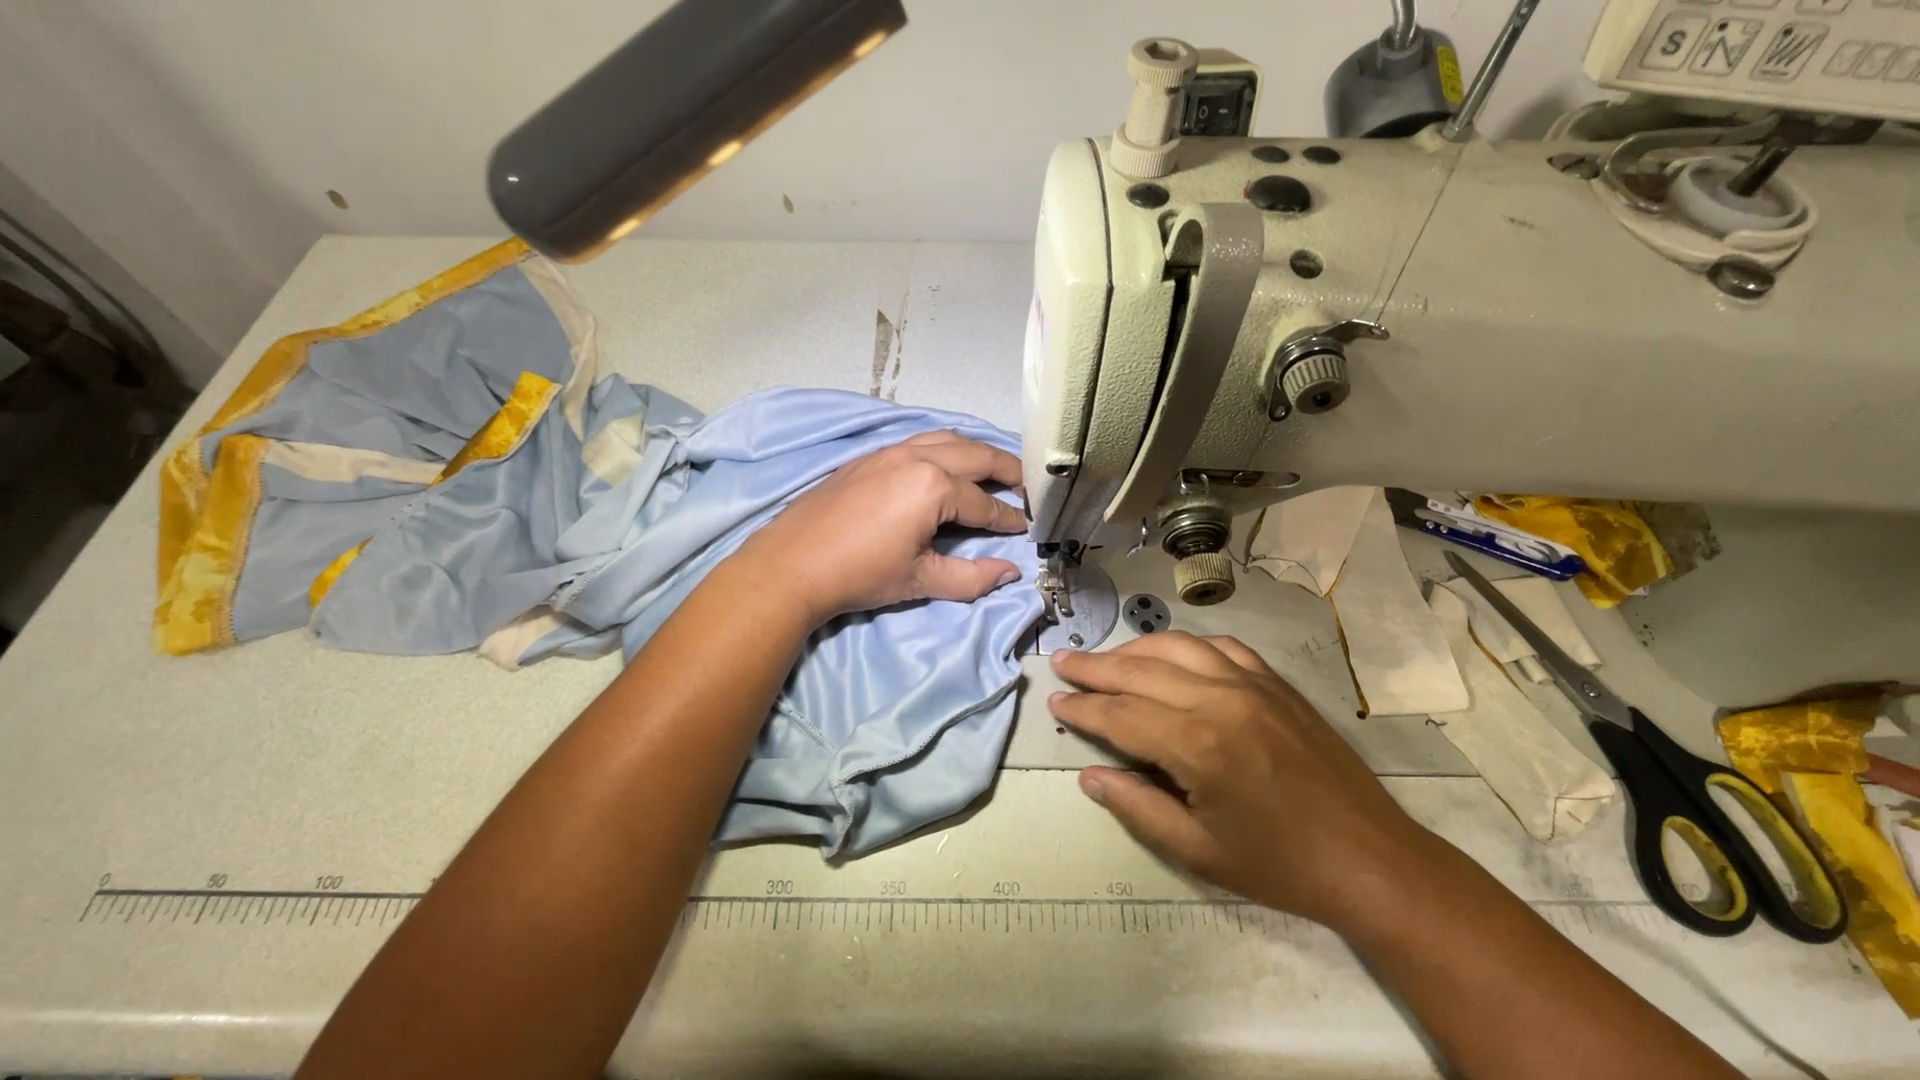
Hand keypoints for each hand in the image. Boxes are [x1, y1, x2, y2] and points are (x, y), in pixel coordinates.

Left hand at [734, 431, 1027, 625]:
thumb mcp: (920, 580)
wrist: (791, 564)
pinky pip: (919, 441)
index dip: (1008, 518)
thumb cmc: (859, 575)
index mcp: (933, 487)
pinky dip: (945, 449)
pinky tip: (946, 466)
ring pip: (946, 440)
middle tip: (1028, 485)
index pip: (984, 504)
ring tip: (994, 468)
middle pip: (975, 456)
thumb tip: (1010, 573)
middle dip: (1006, 469)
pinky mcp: (869, 457)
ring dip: (975, 452)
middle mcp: (916, 458)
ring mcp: (889, 451)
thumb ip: (971, 577)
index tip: (1028, 527)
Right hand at [1049, 632, 1439, 932]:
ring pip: (1180, 647)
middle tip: (1063, 662)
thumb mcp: (1197, 851)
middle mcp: (1220, 700)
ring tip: (1106, 657)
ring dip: (1136, 648)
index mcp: (1197, 745)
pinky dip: (1188, 645)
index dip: (1083, 709)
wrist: (1370, 859)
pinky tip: (1173, 654)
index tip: (1054, 701)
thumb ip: (1137, 808)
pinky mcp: (1278, 685)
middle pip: (1142, 671)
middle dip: (1096, 668)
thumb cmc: (1278, 865)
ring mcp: (1254, 686)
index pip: (1121, 715)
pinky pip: (1223, 648)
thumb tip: (1089, 776)